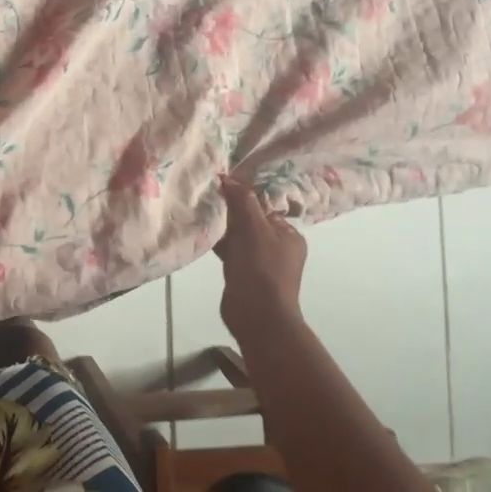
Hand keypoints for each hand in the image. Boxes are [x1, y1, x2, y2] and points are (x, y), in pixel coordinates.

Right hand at [214, 176, 307, 341]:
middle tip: (208, 198)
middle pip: (251, 220)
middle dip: (231, 211)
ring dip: (223, 227)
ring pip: (239, 236)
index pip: (266, 206)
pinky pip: (230, 250)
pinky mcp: (244, 274)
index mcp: (289, 235)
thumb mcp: (253, 227)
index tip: (222, 185)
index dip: (244, 195)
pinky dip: (219, 243)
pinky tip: (202, 236)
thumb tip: (229, 177)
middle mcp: (279, 247)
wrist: (257, 314)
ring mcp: (262, 262)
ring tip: (201, 213)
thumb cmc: (260, 267)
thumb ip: (242, 200)